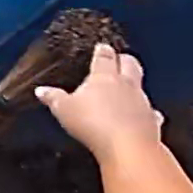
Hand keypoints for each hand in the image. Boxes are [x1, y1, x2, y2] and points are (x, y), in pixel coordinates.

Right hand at [36, 44, 164, 165]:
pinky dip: (145, 110)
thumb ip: (53, 97)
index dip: (103, 51)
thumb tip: (41, 90)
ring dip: (133, 83)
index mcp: (104, 77)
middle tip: (120, 58)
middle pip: (130, 64)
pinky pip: (149, 110)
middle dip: (125, 59)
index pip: (104, 57)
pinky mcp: (151, 119)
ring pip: (140, 85)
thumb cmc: (92, 122)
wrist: (126, 145)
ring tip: (126, 85)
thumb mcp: (63, 108)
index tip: (102, 47)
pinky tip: (142, 114)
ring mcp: (142, 101)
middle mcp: (126, 85)